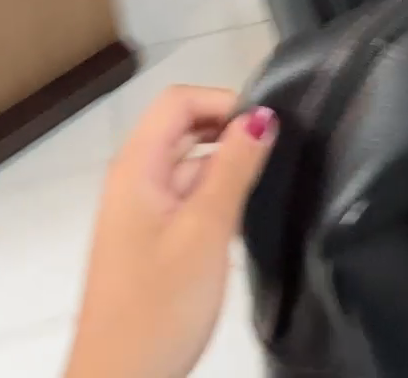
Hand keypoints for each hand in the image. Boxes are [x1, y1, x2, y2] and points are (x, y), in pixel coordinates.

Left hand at [64, 86, 276, 377]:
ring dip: (224, 164)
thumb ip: (233, 167)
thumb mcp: (206, 230)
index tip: (265, 126)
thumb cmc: (159, 305)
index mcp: (137, 166)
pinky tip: (242, 219)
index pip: (179, 101)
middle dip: (228, 130)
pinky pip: (186, 195)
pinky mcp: (150, 238)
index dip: (222, 102)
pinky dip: (215, 194)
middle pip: (183, 127)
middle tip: (273, 153)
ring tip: (264, 185)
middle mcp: (134, 178)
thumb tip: (262, 115)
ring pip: (188, 162)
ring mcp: (140, 210)